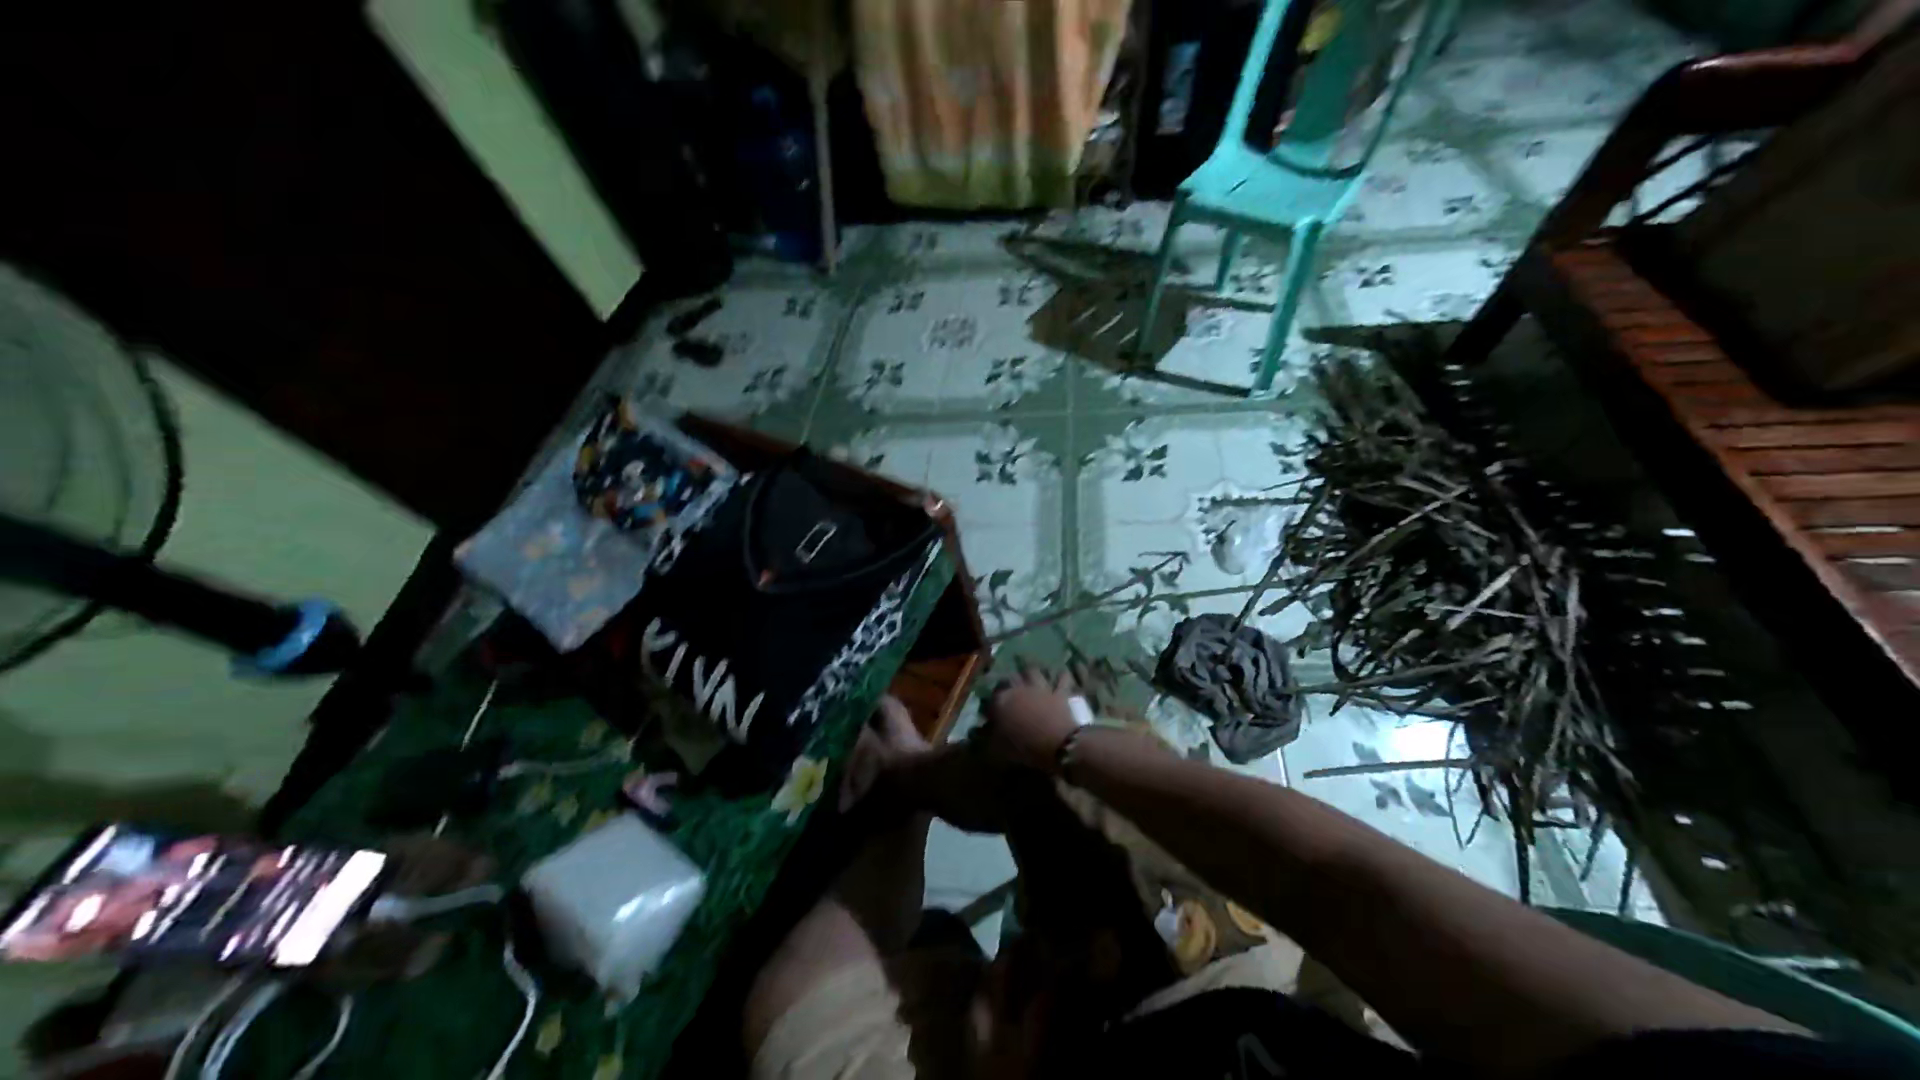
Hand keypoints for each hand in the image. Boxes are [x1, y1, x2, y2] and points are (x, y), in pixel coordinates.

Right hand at [981, 661, 1083, 772]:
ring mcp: (1040, 687)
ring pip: (1033, 671)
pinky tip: (1061, 674)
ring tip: (1028, 673)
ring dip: (1029, 671)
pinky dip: (1061, 676)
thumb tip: (979, 732)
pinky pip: (1062, 679)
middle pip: (1010, 678)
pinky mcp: (1060, 692)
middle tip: (1007, 686)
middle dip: (1007, 681)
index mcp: (1002, 700)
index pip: (991, 697)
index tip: (991, 712)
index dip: (991, 704)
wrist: (1060, 744)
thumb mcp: (999, 749)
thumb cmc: (1025, 747)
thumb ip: (987, 738)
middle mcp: (1019, 688)